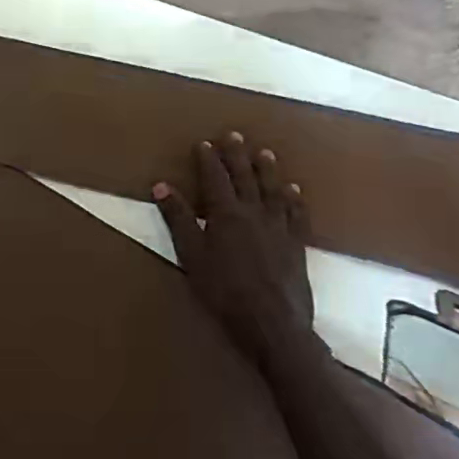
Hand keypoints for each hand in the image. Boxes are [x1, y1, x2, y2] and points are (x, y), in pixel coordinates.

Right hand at [154, 133, 313, 361]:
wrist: (272, 324)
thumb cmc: (224, 291)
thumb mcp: (191, 255)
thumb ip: (178, 220)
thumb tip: (161, 186)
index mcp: (225, 214)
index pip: (215, 178)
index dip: (209, 160)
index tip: (204, 143)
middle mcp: (254, 213)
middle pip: (245, 177)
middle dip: (237, 155)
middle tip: (235, 135)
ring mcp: (279, 228)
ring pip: (273, 190)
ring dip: (267, 170)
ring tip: (264, 153)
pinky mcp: (297, 245)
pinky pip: (297, 214)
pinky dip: (294, 199)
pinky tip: (294, 191)